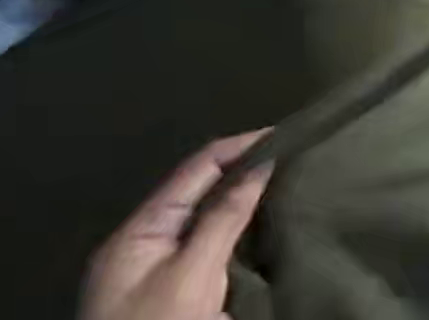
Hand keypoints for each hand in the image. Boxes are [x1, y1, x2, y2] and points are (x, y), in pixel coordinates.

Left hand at [80, 131, 273, 319]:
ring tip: (285, 179)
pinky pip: (209, 241)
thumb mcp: (193, 276)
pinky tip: (263, 220)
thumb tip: (263, 163)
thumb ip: (226, 216)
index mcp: (137, 231)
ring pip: (206, 213)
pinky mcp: (172, 293)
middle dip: (243, 167)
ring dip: (242, 195)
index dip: (240, 145)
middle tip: (291, 155)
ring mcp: (155, 271)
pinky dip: (237, 224)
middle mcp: (143, 243)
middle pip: (199, 187)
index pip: (196, 167)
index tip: (285, 134)